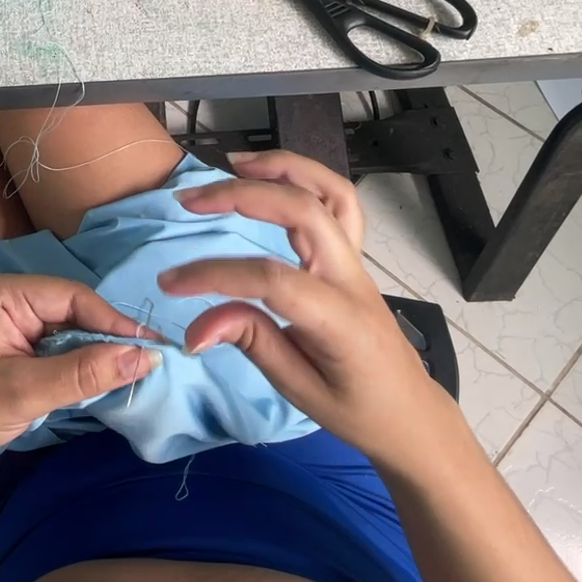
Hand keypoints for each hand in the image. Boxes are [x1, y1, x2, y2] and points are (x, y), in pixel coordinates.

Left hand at [0, 274, 160, 478]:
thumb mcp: (27, 392)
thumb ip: (85, 372)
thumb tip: (146, 356)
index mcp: (0, 293)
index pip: (70, 295)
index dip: (113, 321)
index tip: (153, 348)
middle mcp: (3, 298)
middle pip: (70, 309)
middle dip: (105, 337)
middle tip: (147, 364)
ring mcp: (4, 321)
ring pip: (65, 328)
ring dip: (92, 352)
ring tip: (131, 372)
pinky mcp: (8, 345)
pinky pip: (52, 345)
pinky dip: (74, 362)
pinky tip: (97, 378)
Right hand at [160, 151, 458, 470]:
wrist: (411, 416)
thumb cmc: (356, 409)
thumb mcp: (299, 390)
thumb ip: (250, 343)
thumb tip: (193, 328)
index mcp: (340, 320)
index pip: (271, 280)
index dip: (214, 274)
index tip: (171, 284)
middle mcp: (352, 279)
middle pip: (302, 212)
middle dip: (240, 197)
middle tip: (188, 202)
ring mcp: (358, 262)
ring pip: (328, 192)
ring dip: (279, 169)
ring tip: (231, 164)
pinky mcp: (353, 256)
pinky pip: (338, 201)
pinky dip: (302, 176)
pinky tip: (265, 174)